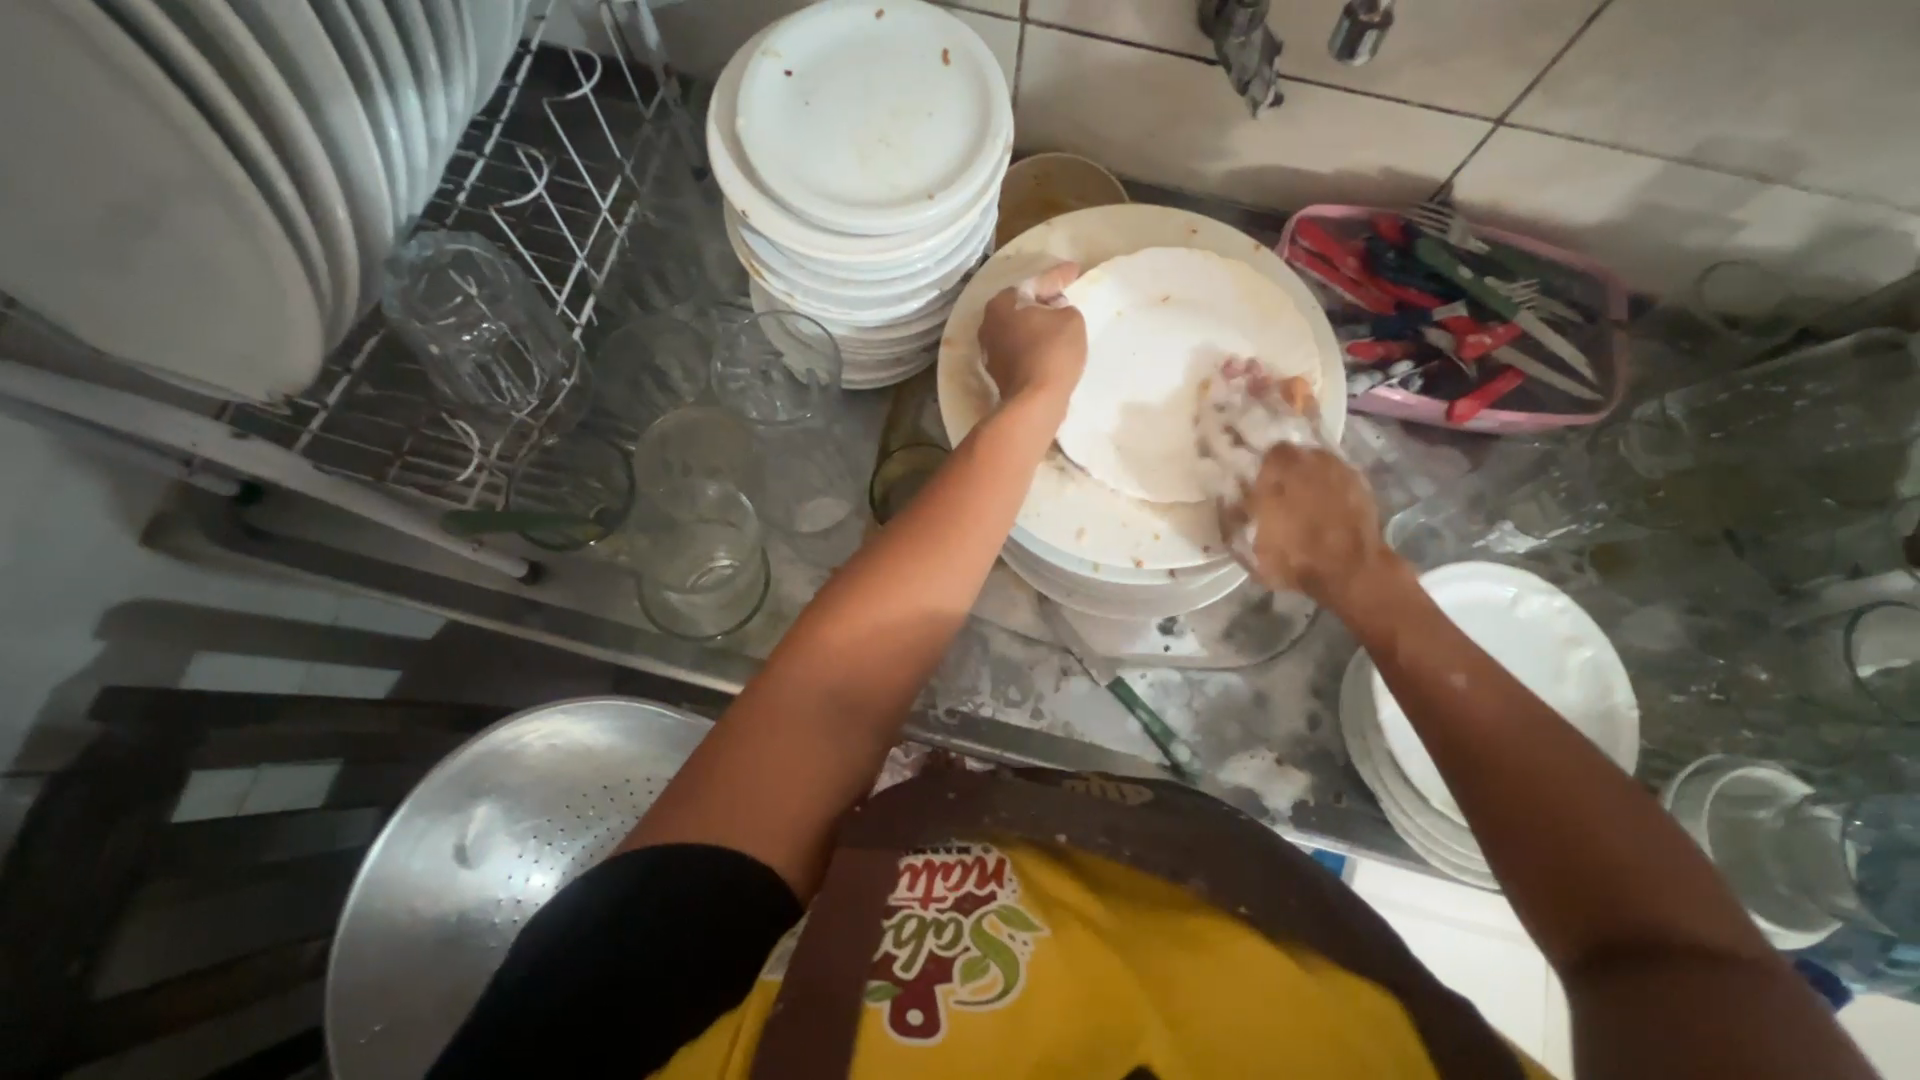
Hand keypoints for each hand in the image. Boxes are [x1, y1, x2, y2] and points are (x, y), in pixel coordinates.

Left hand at [978, 263, 1085, 407]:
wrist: (1035, 401)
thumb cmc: (1053, 351)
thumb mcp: (1071, 318)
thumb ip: (1062, 307)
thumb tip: (1053, 312)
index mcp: (1003, 302)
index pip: (1037, 282)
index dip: (1059, 275)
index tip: (1075, 269)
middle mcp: (989, 322)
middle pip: (1021, 304)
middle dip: (1042, 299)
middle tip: (1064, 295)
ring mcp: (989, 349)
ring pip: (1018, 327)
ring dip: (1036, 323)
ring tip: (1058, 321)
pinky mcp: (997, 371)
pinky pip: (1018, 347)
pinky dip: (1032, 343)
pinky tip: (1047, 345)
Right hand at [1199, 359, 1394, 602]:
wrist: (1348, 564)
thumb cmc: (1288, 560)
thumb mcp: (1242, 543)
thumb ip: (1225, 503)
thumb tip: (1210, 467)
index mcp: (1248, 478)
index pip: (1223, 439)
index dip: (1212, 415)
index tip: (1203, 391)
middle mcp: (1274, 457)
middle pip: (1250, 417)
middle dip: (1235, 392)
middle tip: (1225, 365)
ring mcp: (1306, 451)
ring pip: (1280, 411)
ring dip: (1264, 388)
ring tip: (1252, 366)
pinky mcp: (1331, 452)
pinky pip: (1312, 418)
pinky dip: (1300, 399)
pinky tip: (1293, 383)